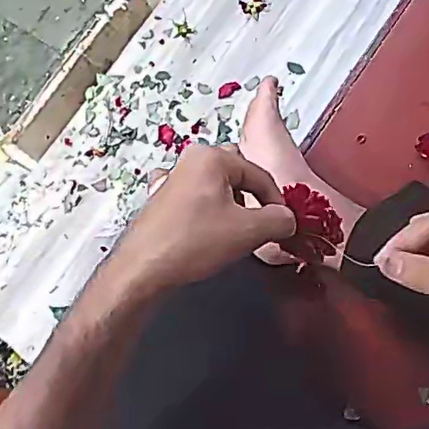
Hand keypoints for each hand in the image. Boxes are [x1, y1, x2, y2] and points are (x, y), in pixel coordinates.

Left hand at [103, 144, 297, 298]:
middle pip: (238, 175)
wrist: (142, 271)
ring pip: (217, 187)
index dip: (277, 201)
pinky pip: (197, 199)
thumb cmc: (194, 242)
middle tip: (258, 226)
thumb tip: (287, 219)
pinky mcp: (160, 200)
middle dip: (253, 199)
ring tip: (235, 233)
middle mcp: (190, 160)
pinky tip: (207, 233)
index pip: (260, 174)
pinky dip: (208, 212)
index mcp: (211, 157)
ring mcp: (172, 179)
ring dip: (232, 207)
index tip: (283, 224)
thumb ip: (280, 219)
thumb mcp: (250, 231)